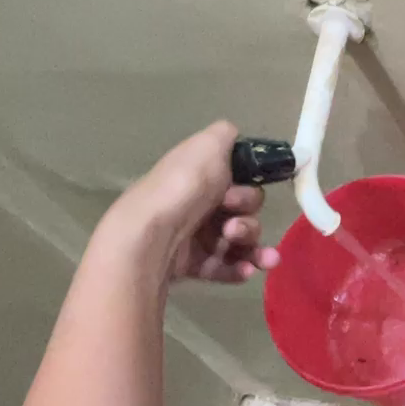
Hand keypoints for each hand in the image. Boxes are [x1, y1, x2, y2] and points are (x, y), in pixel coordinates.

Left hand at [110, 120, 281, 283]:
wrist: (152, 234)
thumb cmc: (183, 187)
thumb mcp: (207, 146)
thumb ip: (226, 136)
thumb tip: (236, 135)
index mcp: (201, 181)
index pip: (241, 186)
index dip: (248, 190)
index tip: (237, 192)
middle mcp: (200, 207)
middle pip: (245, 215)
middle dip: (248, 219)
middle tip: (231, 220)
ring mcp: (198, 239)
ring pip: (242, 243)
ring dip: (252, 246)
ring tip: (239, 246)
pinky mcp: (197, 266)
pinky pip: (230, 268)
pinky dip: (241, 268)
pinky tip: (247, 270)